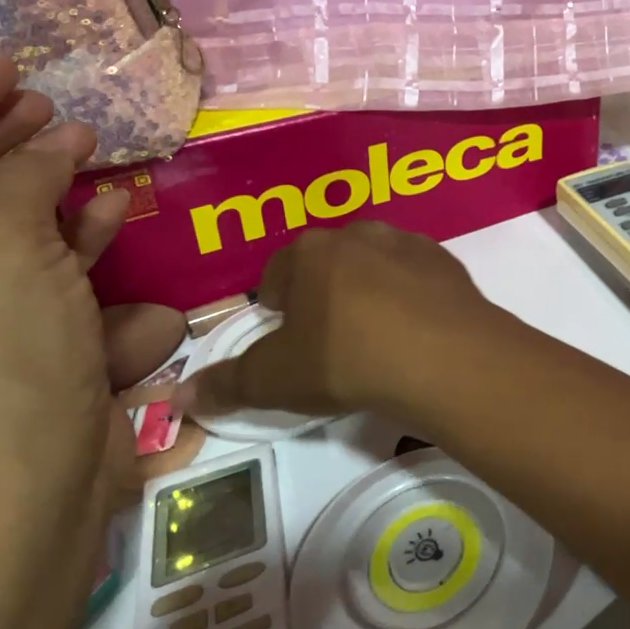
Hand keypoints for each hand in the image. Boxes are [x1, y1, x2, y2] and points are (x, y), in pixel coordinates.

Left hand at [0, 56, 138, 628]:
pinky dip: (84, 244)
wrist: (18, 510)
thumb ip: (22, 175)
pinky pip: (50, 276)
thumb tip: (55, 135)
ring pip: (4, 230)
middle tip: (56, 101)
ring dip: (50, 186)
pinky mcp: (23, 351)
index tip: (10, 62)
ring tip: (95, 147)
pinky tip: (123, 214)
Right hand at [180, 223, 508, 421]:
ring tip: (375, 338)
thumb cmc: (345, 359)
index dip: (277, 307)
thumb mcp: (275, 380)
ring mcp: (409, 243)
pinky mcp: (448, 261)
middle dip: (324, 295)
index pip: (278, 273)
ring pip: (376, 265)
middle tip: (329, 342)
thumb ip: (227, 384)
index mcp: (310, 252)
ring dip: (370, 291)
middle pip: (329, 263)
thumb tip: (181, 395)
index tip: (286, 339)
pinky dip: (411, 298)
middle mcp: (359, 233)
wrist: (441, 354)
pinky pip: (418, 277)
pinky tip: (415, 332)